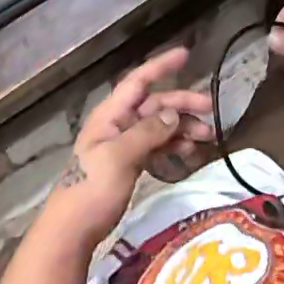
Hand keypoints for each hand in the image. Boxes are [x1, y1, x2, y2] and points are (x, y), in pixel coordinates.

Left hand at [46, 48, 213, 246]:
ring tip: (206, 137)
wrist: (72, 230)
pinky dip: (172, 145)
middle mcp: (116, 124)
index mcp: (110, 115)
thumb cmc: (91, 189)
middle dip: (181, 104)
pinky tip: (188, 152)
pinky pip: (155, 145)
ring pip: (157, 126)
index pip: (137, 82)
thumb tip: (172, 113)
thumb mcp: (119, 158)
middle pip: (153, 104)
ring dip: (181, 127)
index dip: (160, 66)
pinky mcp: (127, 164)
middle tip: (211, 111)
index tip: (186, 54)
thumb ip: (146, 133)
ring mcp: (122, 145)